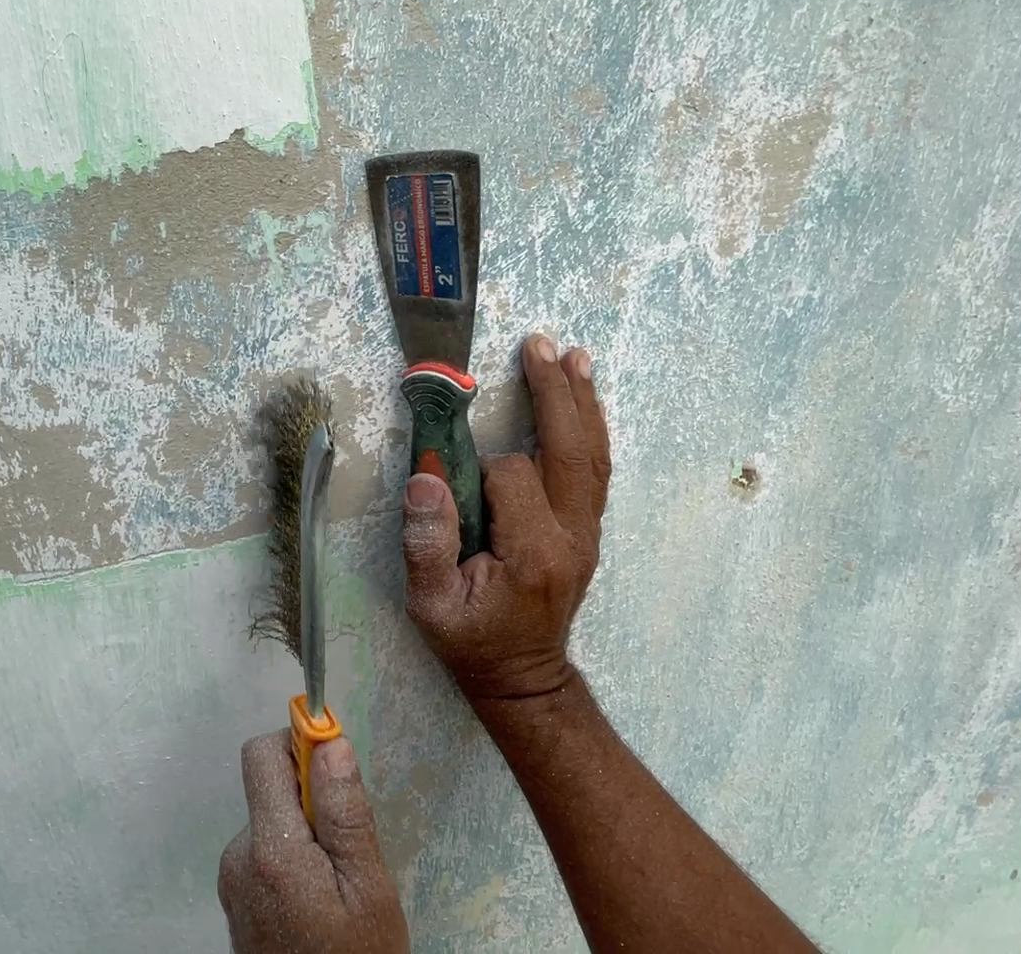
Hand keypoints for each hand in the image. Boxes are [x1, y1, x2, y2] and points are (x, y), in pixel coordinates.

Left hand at [218, 731, 407, 952]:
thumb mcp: (367, 890)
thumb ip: (346, 813)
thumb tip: (331, 742)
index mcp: (269, 847)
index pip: (261, 755)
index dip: (297, 740)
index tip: (333, 757)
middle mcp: (238, 854)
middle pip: (270, 787)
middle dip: (311, 795)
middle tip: (349, 842)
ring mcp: (232, 877)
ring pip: (273, 820)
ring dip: (306, 830)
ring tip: (338, 882)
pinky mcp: (236, 896)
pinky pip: (266, 849)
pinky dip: (294, 855)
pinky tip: (319, 898)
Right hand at [402, 335, 609, 701]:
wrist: (523, 678)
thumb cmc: (471, 642)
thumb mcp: (430, 605)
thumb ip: (426, 542)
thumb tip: (427, 476)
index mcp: (532, 551)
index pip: (511, 476)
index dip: (477, 468)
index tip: (451, 477)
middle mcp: (571, 535)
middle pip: (569, 449)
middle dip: (554, 393)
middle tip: (539, 343)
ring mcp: (587, 532)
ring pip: (592, 455)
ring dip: (581, 401)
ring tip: (571, 356)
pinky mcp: (587, 530)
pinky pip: (594, 469)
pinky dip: (589, 427)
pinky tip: (583, 400)